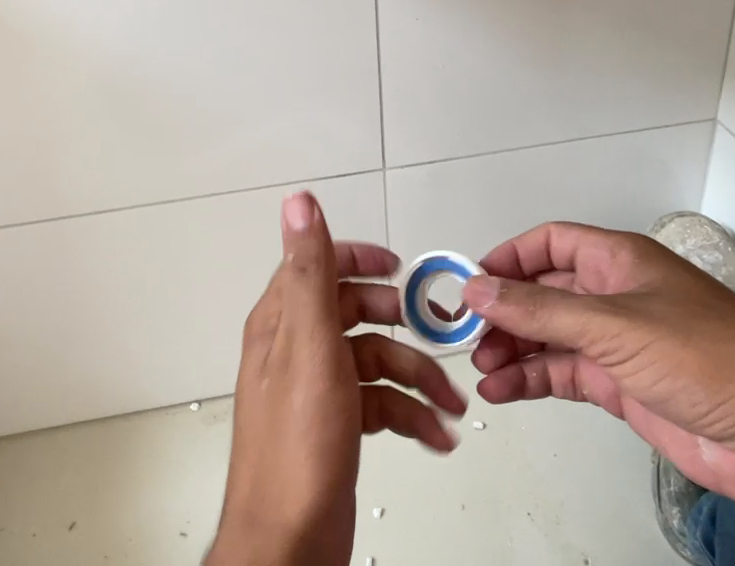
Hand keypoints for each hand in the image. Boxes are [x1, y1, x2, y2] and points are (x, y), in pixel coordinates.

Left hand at [208, 192, 467, 565]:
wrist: (290, 540)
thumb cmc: (296, 445)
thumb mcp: (310, 344)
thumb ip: (310, 271)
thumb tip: (298, 202)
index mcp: (284, 322)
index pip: (317, 267)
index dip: (358, 259)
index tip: (395, 266)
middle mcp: (297, 350)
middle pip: (355, 314)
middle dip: (400, 324)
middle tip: (433, 333)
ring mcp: (318, 390)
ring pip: (376, 362)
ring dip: (418, 378)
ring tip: (451, 404)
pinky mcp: (336, 425)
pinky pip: (381, 404)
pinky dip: (411, 414)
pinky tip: (435, 434)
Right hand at [463, 221, 734, 521]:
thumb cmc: (711, 360)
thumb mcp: (614, 325)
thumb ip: (540, 309)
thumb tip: (478, 288)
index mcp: (619, 260)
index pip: (549, 243)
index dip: (508, 258)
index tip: (470, 284)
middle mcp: (615, 296)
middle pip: (543, 292)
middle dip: (504, 311)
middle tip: (466, 335)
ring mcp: (619, 343)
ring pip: (549, 336)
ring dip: (513, 349)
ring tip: (481, 369)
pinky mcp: (623, 386)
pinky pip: (564, 373)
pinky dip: (532, 380)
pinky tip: (505, 391)